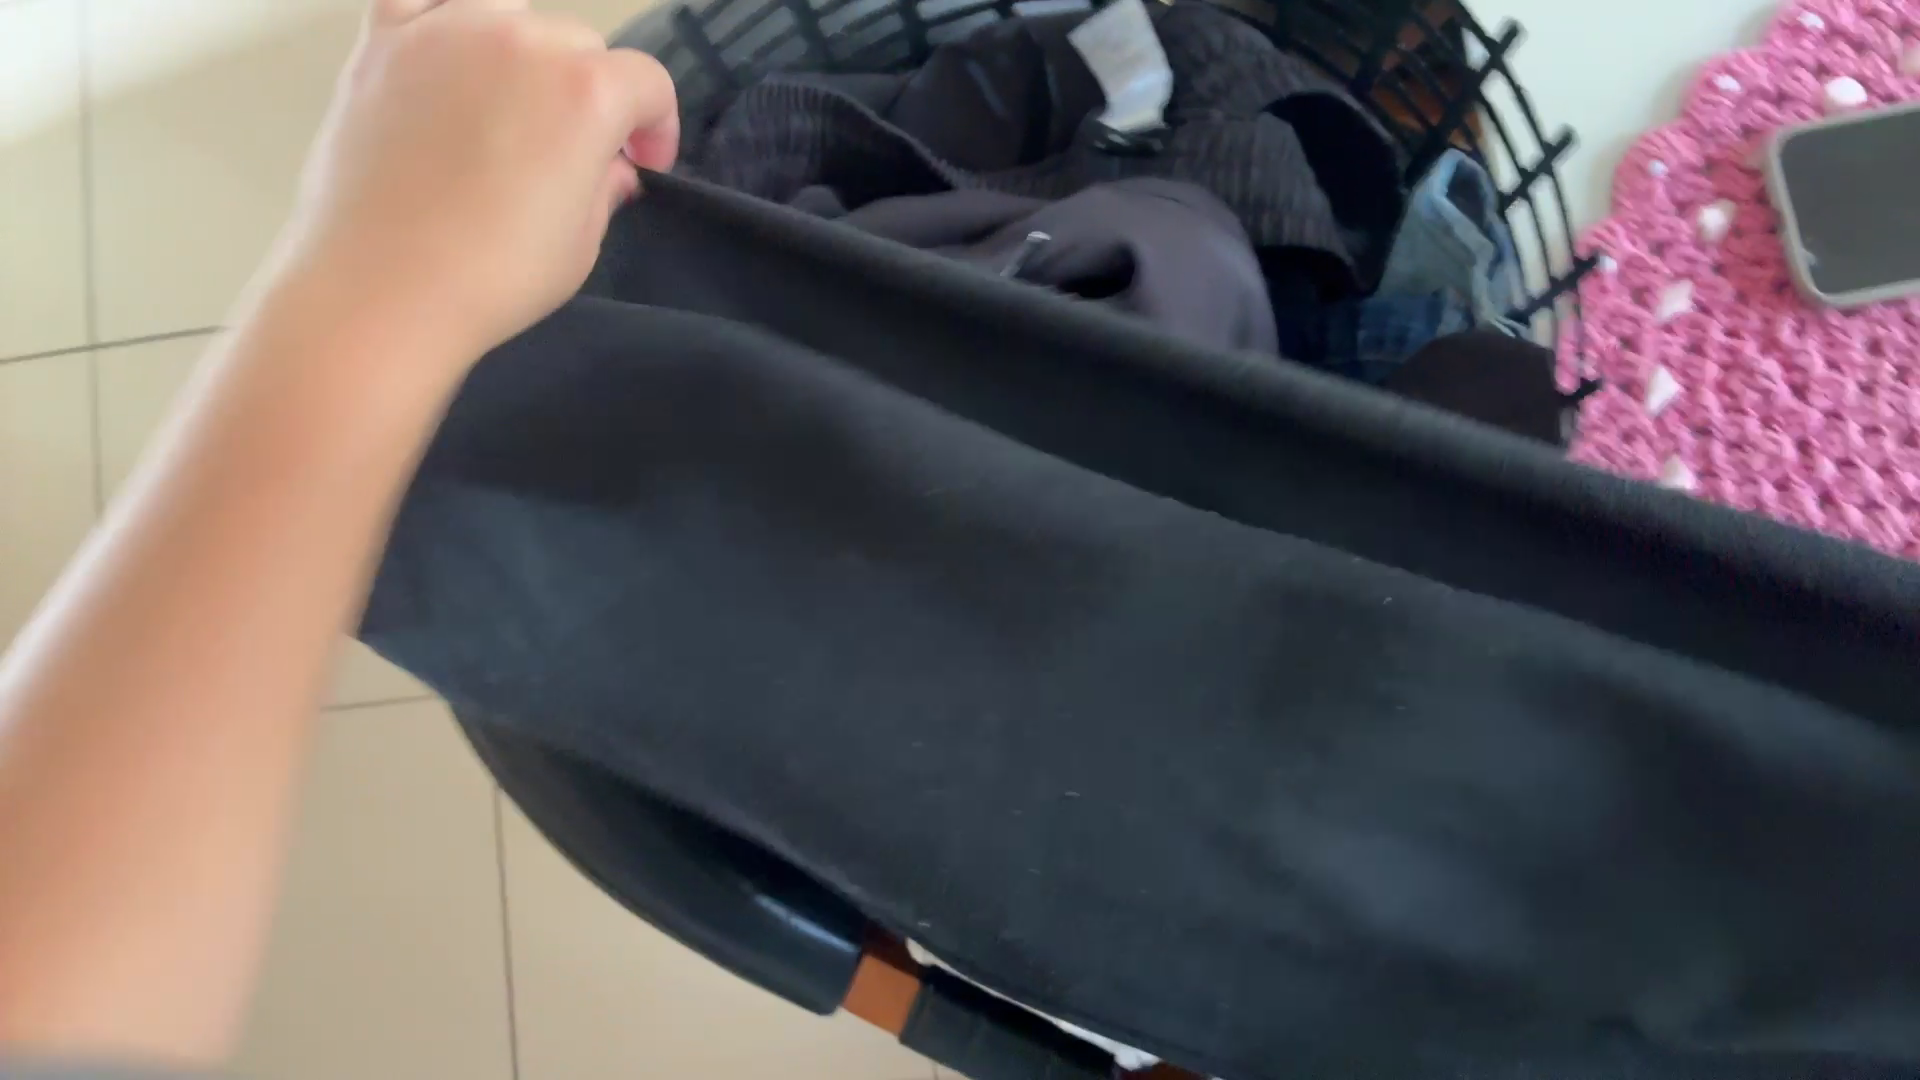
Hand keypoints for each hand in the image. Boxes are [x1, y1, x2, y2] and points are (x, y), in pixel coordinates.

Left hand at [272, 0, 679, 365]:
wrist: (389, 283)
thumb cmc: (503, 273)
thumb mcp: (584, 239)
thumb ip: (605, 184)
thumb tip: (609, 166)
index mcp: (586, 93)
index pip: (648, 81)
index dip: (658, 126)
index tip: (644, 165)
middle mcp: (521, 41)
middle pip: (582, 44)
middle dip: (597, 93)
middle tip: (582, 151)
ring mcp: (445, 28)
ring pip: (513, 16)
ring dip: (532, 57)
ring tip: (517, 110)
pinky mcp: (383, 36)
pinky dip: (451, 20)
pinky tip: (455, 59)